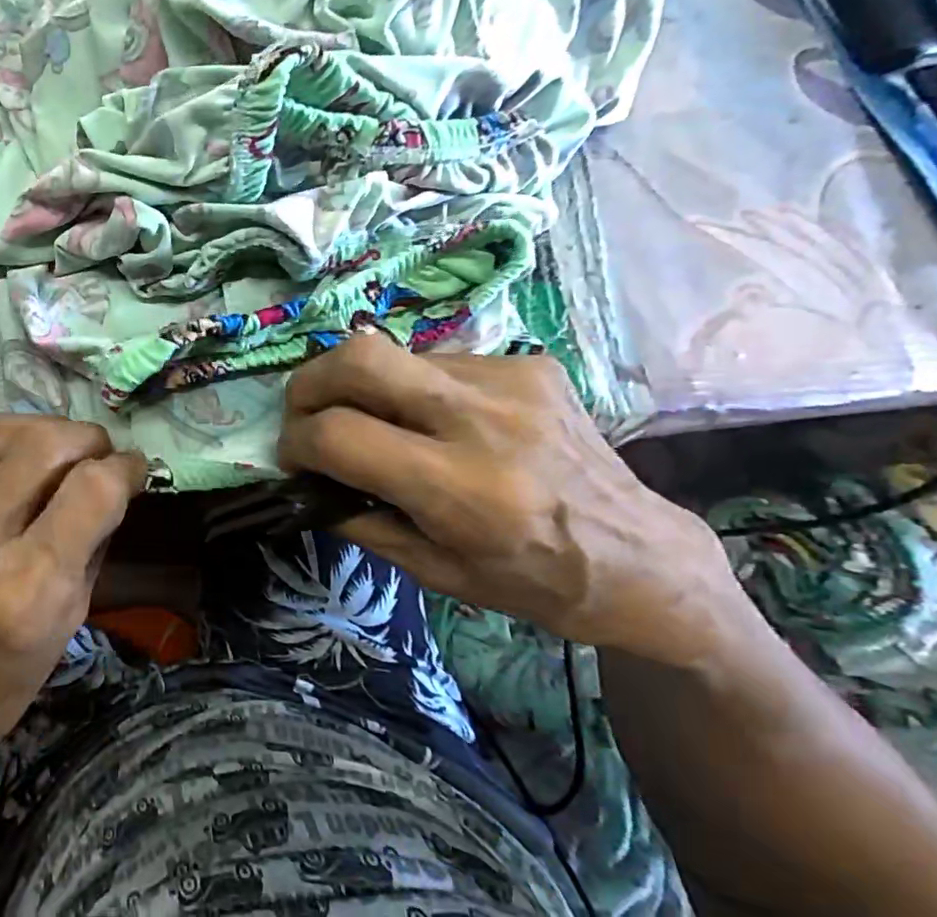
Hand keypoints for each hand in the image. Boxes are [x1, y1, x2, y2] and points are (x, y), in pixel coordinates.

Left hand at [0, 411, 143, 833]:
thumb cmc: (6, 676)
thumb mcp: (71, 619)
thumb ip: (92, 542)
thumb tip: (113, 479)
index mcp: (33, 586)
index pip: (93, 490)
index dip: (126, 468)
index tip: (133, 470)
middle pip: (46, 445)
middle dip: (87, 438)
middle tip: (97, 456)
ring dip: (39, 428)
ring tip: (52, 449)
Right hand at [277, 331, 743, 669]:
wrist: (642, 559)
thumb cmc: (528, 580)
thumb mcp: (429, 570)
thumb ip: (356, 520)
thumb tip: (301, 481)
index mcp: (461, 489)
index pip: (339, 435)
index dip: (295, 442)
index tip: (293, 460)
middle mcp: (485, 420)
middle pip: (358, 358)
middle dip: (307, 383)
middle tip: (303, 414)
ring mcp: (511, 381)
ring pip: (392, 354)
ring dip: (361, 388)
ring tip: (376, 425)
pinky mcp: (529, 364)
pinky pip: (435, 361)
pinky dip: (410, 389)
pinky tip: (433, 421)